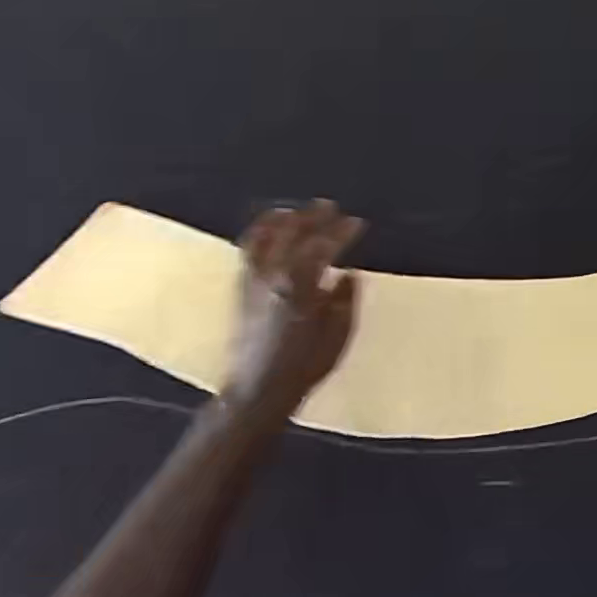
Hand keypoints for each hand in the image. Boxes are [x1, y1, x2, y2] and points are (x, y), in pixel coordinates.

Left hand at [224, 200, 365, 434]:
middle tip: (330, 206)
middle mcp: (272, 276)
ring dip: (281, 221)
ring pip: (264, 238)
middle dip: (313, 218)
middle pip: (293, 235)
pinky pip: (247, 252)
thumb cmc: (305, 364)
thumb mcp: (338, 333)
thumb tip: (347, 273)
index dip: (341, 232)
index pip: (323, 247)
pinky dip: (258, 235)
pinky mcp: (240, 290)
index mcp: (300, 286)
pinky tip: (266, 232)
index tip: (357, 222)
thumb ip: (344, 298)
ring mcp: (252, 281)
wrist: (258, 389)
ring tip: (293, 211)